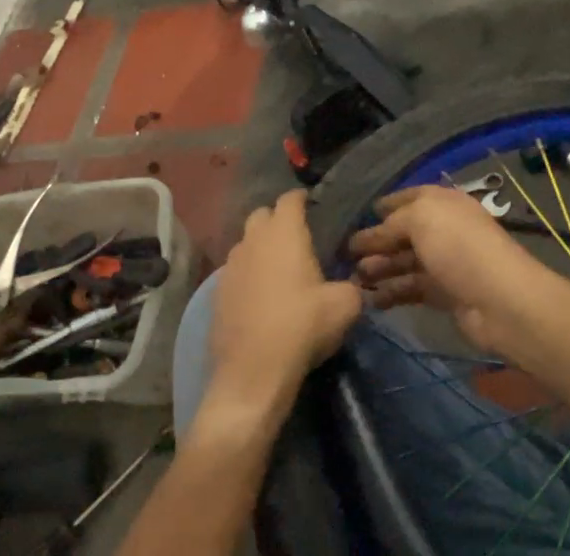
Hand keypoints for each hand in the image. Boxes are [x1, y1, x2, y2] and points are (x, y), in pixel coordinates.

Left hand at [210, 191, 362, 397]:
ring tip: (278, 267)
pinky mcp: (217, 292)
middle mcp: (252, 240)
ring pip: (245, 243)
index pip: (289, 199)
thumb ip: (351, 286)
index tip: (312, 204)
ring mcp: (230, 266)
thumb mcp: (345, 306)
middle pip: (261, 215)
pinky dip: (248, 274)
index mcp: (284, 233)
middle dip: (277, 219)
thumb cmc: (303, 325)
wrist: (252, 370)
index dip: (301, 199)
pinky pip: (235, 271)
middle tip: (297, 237)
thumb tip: (353, 284)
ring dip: (260, 247)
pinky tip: (260, 295)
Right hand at [348, 185, 550, 352]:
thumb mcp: (421, 219)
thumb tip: (374, 233)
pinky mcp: (446, 294)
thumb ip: (393, 222)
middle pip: (404, 233)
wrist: (500, 300)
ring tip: (356, 280)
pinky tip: (372, 300)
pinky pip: (412, 289)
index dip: (388, 204)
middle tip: (347, 256)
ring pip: (406, 262)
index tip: (364, 213)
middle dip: (377, 242)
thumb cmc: (459, 248)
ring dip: (380, 269)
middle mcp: (445, 230)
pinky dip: (392, 293)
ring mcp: (446, 263)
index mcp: (444, 203)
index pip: (411, 197)